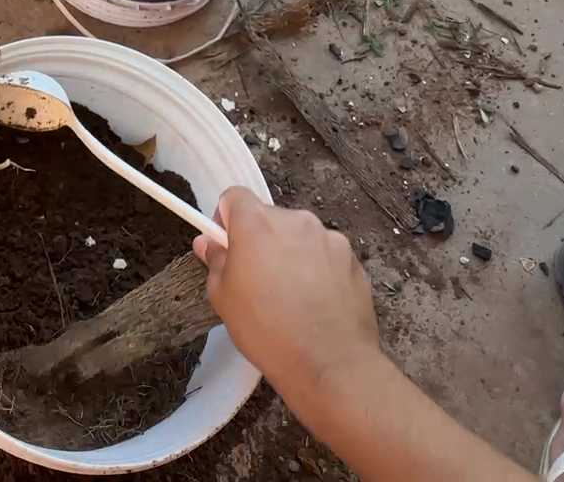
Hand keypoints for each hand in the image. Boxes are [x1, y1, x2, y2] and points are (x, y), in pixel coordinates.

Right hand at [195, 189, 386, 404]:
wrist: (331, 366)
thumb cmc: (265, 328)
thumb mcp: (222, 296)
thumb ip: (215, 260)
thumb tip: (208, 242)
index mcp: (256, 222)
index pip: (235, 196)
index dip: (226, 218)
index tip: (228, 247)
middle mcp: (295, 220)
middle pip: (269, 217)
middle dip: (261, 240)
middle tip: (258, 279)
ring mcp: (330, 238)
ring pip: (300, 237)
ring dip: (292, 253)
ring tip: (294, 295)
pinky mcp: (354, 261)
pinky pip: (327, 255)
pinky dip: (319, 269)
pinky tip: (319, 303)